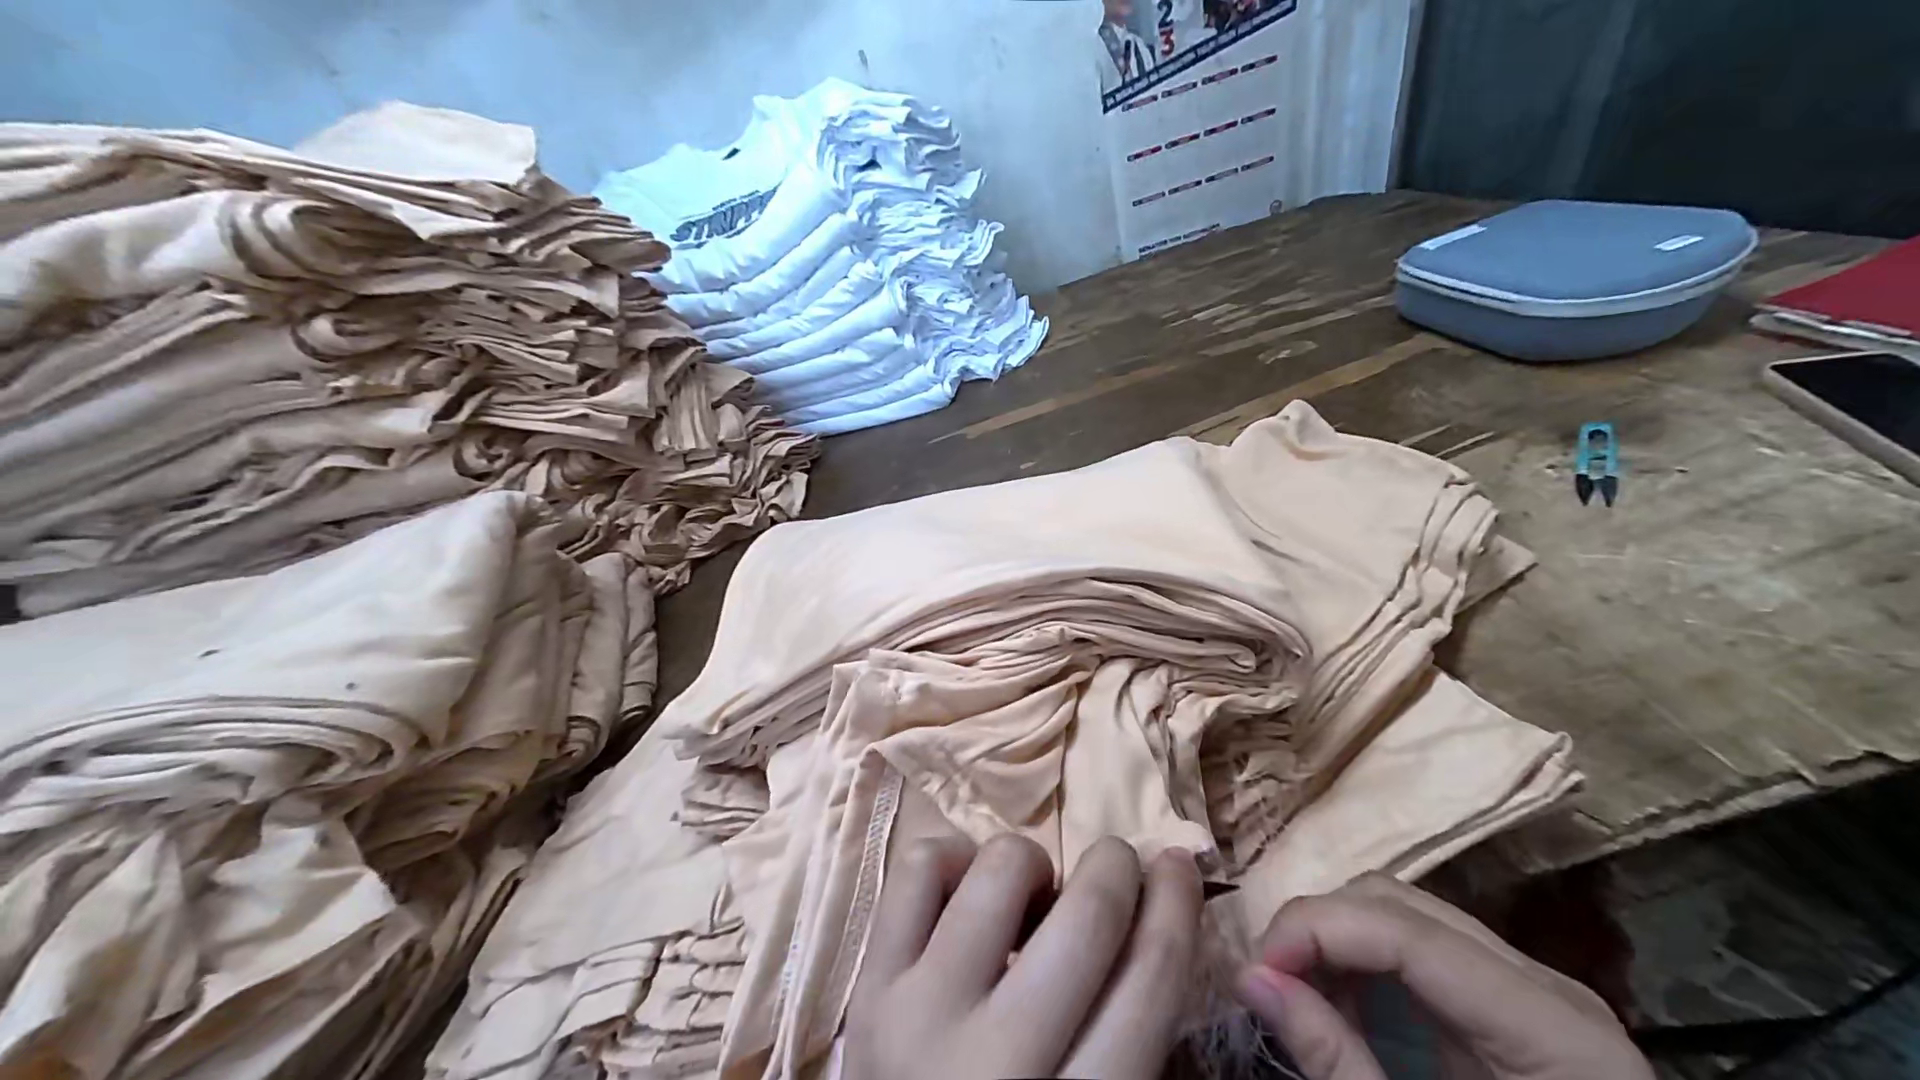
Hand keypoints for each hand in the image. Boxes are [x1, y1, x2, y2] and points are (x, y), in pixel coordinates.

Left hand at [843, 835, 1202, 1079]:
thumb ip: (1129, 1032)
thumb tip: (1154, 914)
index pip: (1148, 982)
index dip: (1176, 907)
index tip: (1180, 865)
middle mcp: (998, 1061)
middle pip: (1085, 922)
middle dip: (1116, 868)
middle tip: (1118, 862)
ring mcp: (921, 1013)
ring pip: (998, 873)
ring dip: (1033, 862)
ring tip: (1035, 896)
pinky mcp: (870, 983)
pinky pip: (918, 870)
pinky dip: (955, 857)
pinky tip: (968, 892)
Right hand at [1234, 874, 1652, 1079]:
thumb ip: (1338, 1062)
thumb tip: (1249, 976)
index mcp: (1553, 1030)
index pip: (1406, 930)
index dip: (1315, 930)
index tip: (1254, 969)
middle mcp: (1544, 986)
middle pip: (1397, 905)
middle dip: (1318, 930)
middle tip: (1269, 983)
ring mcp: (1528, 988)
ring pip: (1398, 913)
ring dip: (1333, 941)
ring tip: (1300, 997)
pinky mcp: (1507, 1002)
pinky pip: (1414, 947)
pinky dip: (1360, 963)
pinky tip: (1341, 1005)